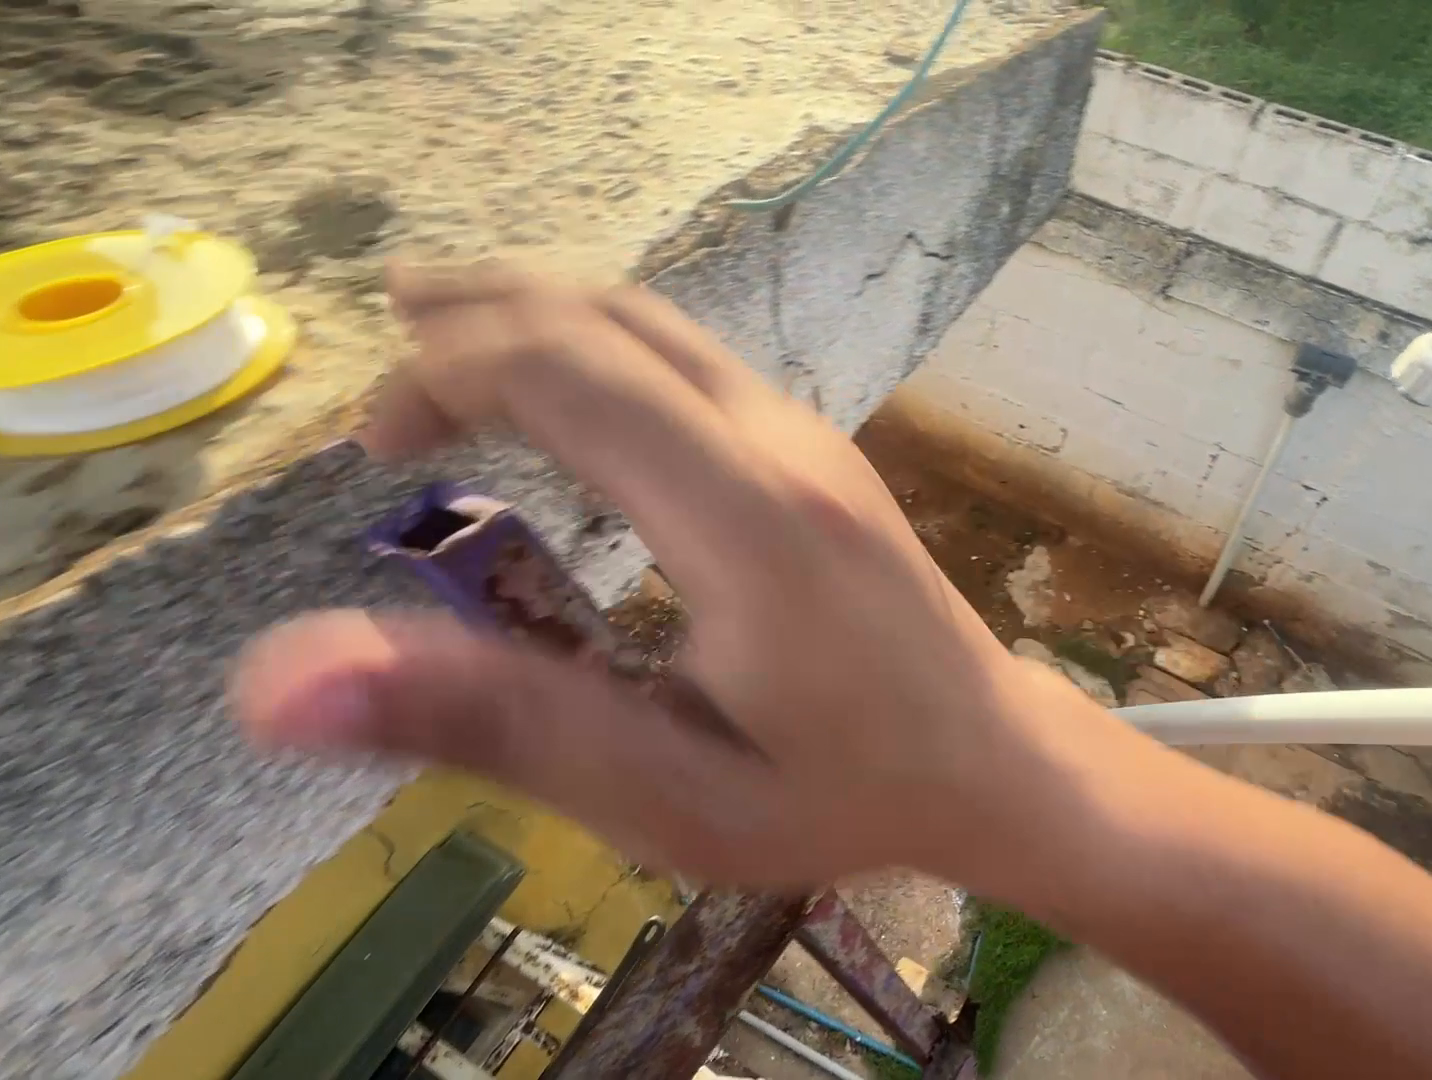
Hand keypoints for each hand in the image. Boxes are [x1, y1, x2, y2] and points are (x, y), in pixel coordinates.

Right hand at [230, 262, 1126, 886]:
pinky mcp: (826, 462)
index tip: (380, 449)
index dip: (448, 376)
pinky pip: (704, 371)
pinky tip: (581, 401)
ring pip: (668, 331)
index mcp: (746, 513)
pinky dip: (614, 357)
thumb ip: (503, 726)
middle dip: (489, 312)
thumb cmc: (844, 789)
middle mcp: (784, 444)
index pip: (568, 372)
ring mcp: (815, 441)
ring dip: (553, 319)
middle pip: (618, 319)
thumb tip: (284, 679)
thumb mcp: (673, 795)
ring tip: (457, 331)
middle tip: (391, 327)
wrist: (987, 753)